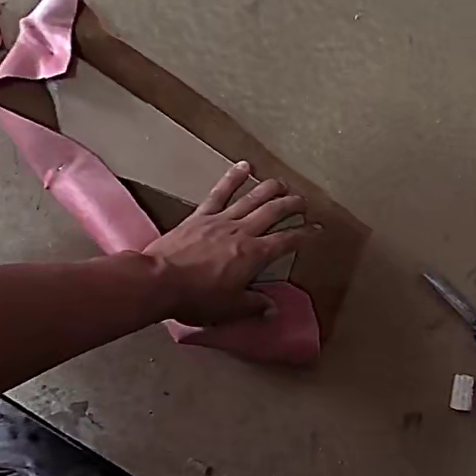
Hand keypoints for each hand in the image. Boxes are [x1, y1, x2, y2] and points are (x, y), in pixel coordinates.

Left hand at [142, 161, 314, 325]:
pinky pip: (220, 193)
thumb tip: (272, 308)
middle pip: (274, 212)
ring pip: (253, 198)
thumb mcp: (230, 308)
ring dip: (271, 188)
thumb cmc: (196, 298)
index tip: (317, 229)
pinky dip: (233, 178)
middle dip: (293, 205)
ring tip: (283, 184)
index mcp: (254, 255)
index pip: (288, 241)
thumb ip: (254, 305)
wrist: (158, 281)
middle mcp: (243, 232)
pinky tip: (245, 166)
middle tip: (303, 203)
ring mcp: (221, 220)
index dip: (305, 234)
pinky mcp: (201, 216)